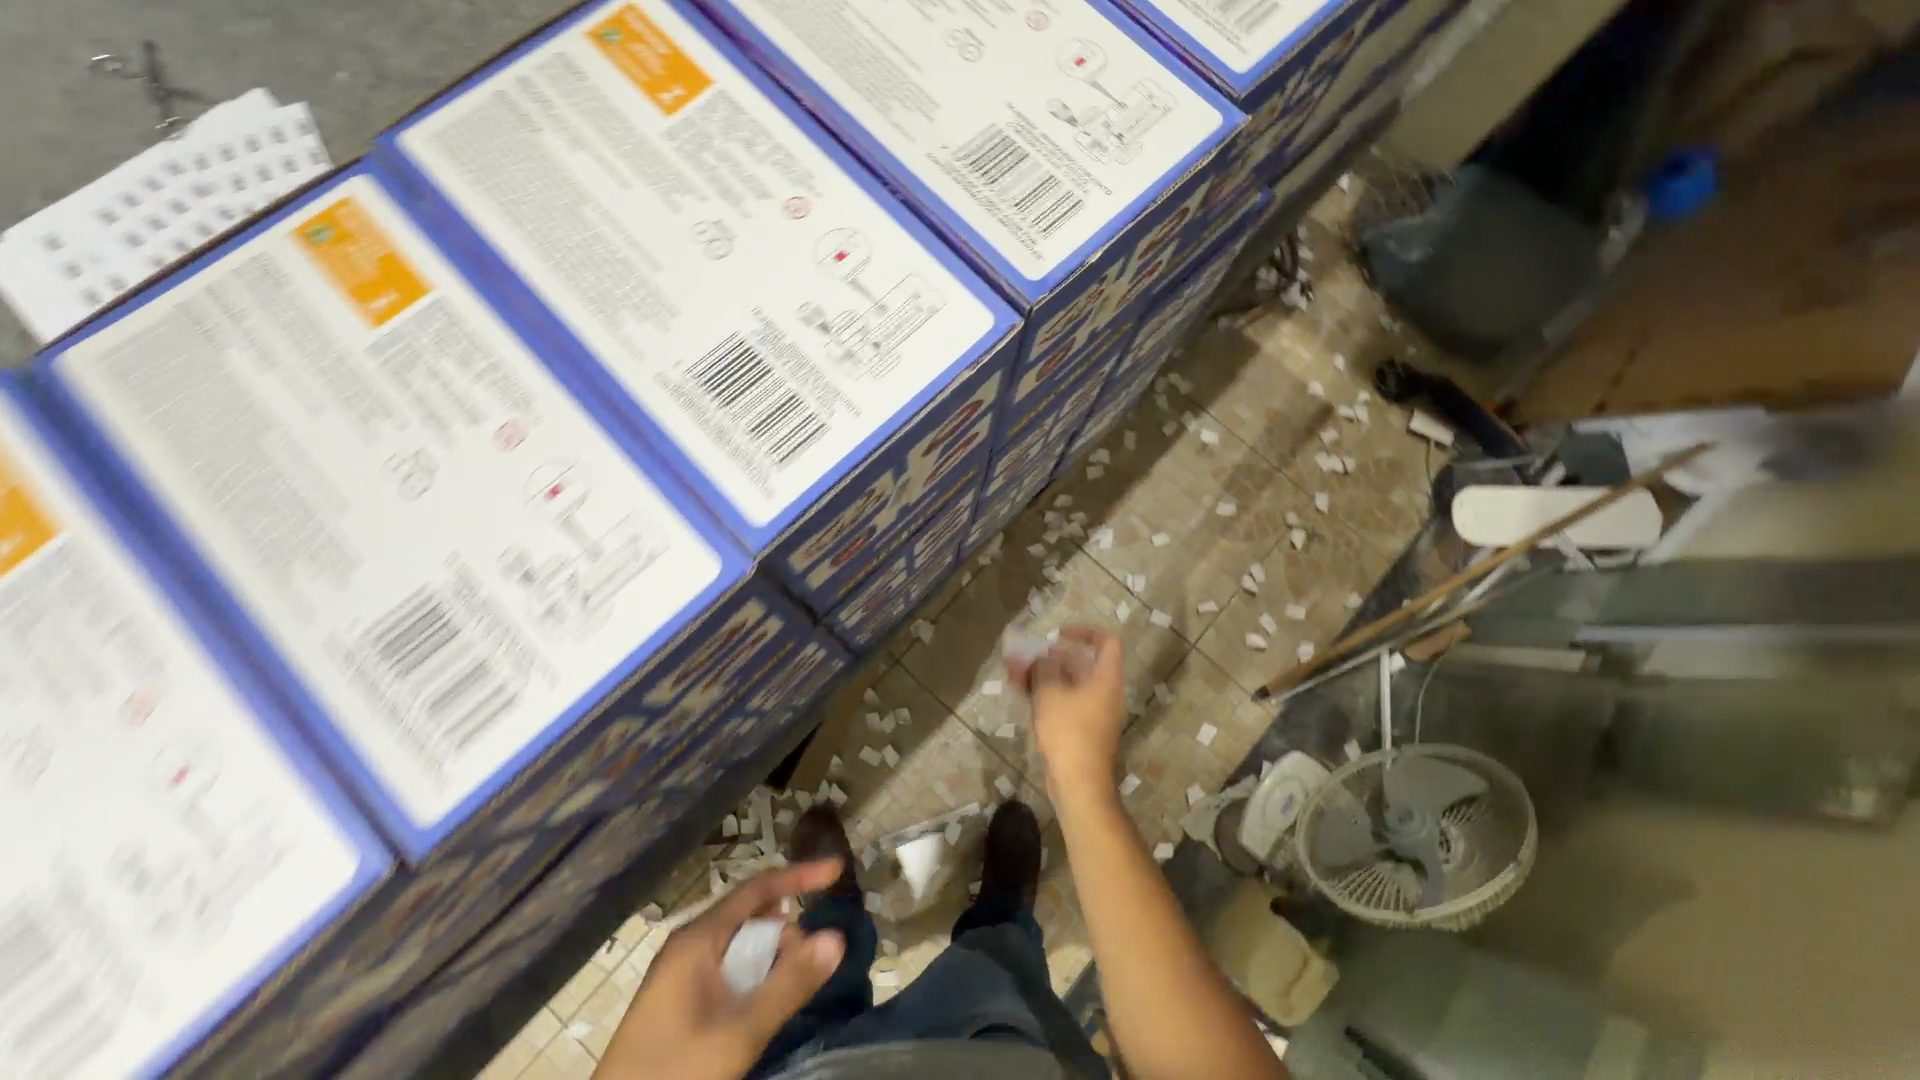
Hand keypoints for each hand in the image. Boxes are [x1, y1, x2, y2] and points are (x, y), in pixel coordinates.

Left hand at [594, 860, 846, 1079]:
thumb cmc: (677, 1068)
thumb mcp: (740, 1030)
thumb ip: (789, 983)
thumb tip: (836, 937)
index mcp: (698, 939)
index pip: (756, 889)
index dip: (799, 876)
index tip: (837, 872)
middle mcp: (690, 945)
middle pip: (751, 917)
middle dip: (788, 932)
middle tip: (813, 965)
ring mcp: (683, 973)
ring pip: (741, 946)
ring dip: (772, 958)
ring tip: (794, 987)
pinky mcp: (683, 1000)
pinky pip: (730, 970)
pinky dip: (756, 976)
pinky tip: (768, 1002)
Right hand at [1009, 624, 1125, 797]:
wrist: (1079, 782)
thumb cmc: (1069, 732)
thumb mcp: (1050, 694)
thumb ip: (1043, 669)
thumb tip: (1042, 659)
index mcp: (1106, 680)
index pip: (1107, 642)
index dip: (1084, 632)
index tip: (1058, 635)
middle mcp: (1105, 693)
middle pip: (1081, 664)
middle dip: (1050, 658)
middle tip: (1024, 657)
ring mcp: (1094, 713)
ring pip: (1069, 685)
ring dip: (1043, 677)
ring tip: (1014, 675)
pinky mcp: (1082, 731)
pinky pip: (1065, 703)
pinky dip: (1046, 696)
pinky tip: (1022, 695)